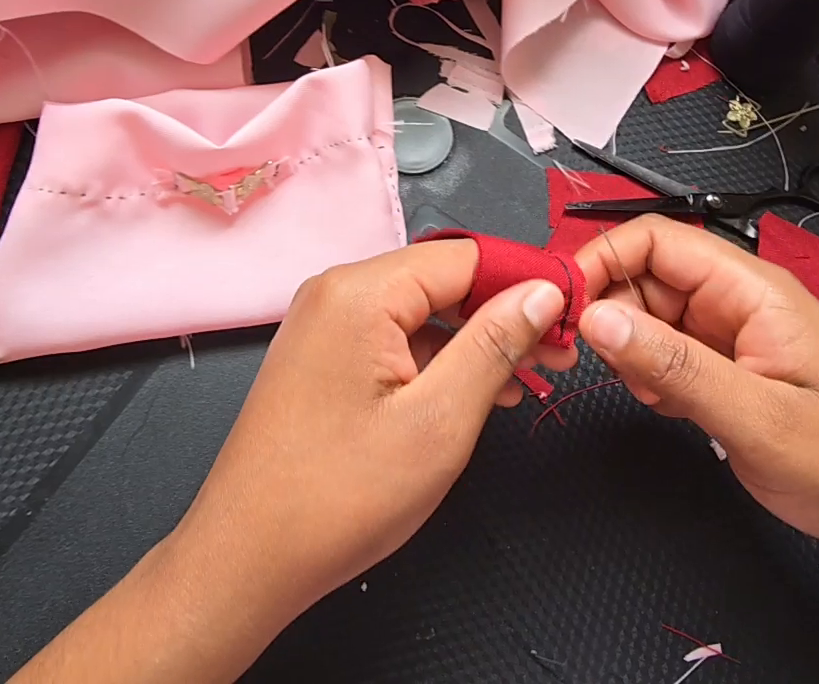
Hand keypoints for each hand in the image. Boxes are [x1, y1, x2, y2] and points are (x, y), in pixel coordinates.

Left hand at [175, 238, 577, 617]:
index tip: (574, 314)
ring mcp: (326, 323)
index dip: (525, 281)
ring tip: (530, 377)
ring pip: (422, 311)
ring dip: (476, 340)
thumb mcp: (439, 420)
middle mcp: (338, 292)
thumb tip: (543, 291)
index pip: (466, 257)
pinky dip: (438, 359)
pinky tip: (477, 391)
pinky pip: (394, 337)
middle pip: (442, 281)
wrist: (245, 560)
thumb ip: (495, 344)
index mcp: (361, 292)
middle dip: (504, 313)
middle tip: (561, 354)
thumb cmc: (342, 495)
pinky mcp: (324, 355)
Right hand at [572, 215, 818, 565]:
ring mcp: (730, 332)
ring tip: (652, 396)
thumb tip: (595, 318)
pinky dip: (648, 373)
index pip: (657, 240)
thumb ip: (672, 365)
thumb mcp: (759, 419)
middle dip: (610, 312)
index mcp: (753, 289)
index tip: (564, 305)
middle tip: (602, 365)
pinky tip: (669, 407)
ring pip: (648, 314)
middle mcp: (737, 299)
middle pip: (644, 275)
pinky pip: (664, 349)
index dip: (602, 259)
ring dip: (630, 349)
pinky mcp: (725, 363)